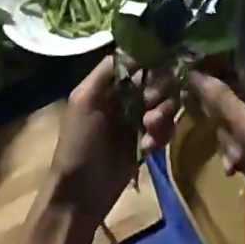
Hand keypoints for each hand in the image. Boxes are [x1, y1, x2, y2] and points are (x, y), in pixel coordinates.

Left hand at [46, 55, 178, 221]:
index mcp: (107, 83)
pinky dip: (161, 136)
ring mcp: (136, 119)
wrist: (81, 195)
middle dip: (159, 94)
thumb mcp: (85, 100)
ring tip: (149, 132)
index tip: (163, 69)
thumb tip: (134, 48)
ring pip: (163, 104)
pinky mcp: (146, 141)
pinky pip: (165, 128)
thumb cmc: (79, 143)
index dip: (150, 62)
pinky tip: (149, 149)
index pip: (135, 61)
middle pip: (154, 81)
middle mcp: (123, 96)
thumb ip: (107, 71)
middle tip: (151, 113)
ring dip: (162, 117)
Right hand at [186, 72, 244, 228]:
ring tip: (233, 161)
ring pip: (240, 120)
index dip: (219, 78)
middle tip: (224, 139)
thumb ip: (221, 100)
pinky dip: (241, 151)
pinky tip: (236, 168)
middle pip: (238, 97)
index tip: (201, 91)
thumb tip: (193, 73)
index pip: (243, 69)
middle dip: (227, 124)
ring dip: (232, 142)